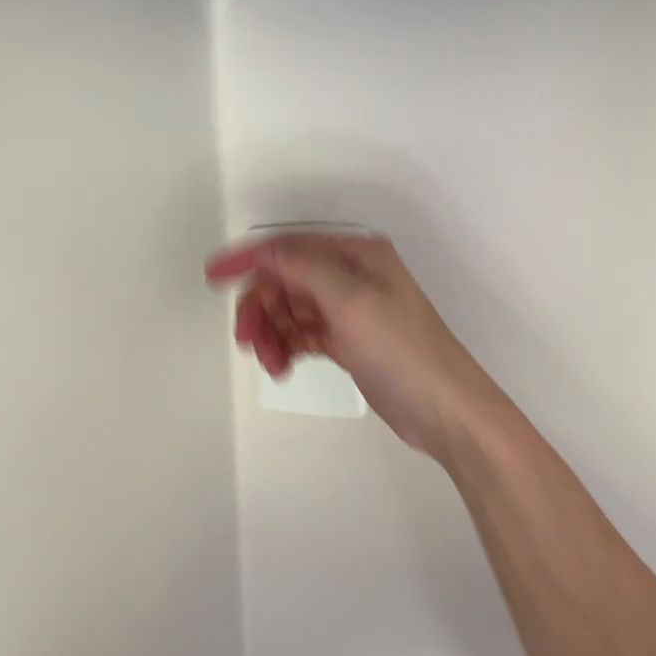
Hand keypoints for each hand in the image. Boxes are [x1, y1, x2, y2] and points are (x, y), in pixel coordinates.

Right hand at [204, 231, 507, 459]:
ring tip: (274, 366)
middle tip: (249, 343)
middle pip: (283, 280)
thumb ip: (304, 269)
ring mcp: (347, 310)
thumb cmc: (402, 351)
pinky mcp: (345, 340)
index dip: (247, 260)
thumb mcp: (350, 302)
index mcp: (354, 255)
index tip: (212, 278)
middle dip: (261, 308)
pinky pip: (301, 335)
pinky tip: (284, 368)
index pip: (287, 248)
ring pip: (288, 311)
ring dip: (272, 334)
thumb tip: (264, 250)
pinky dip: (286, 348)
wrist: (442, 407)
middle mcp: (349, 275)